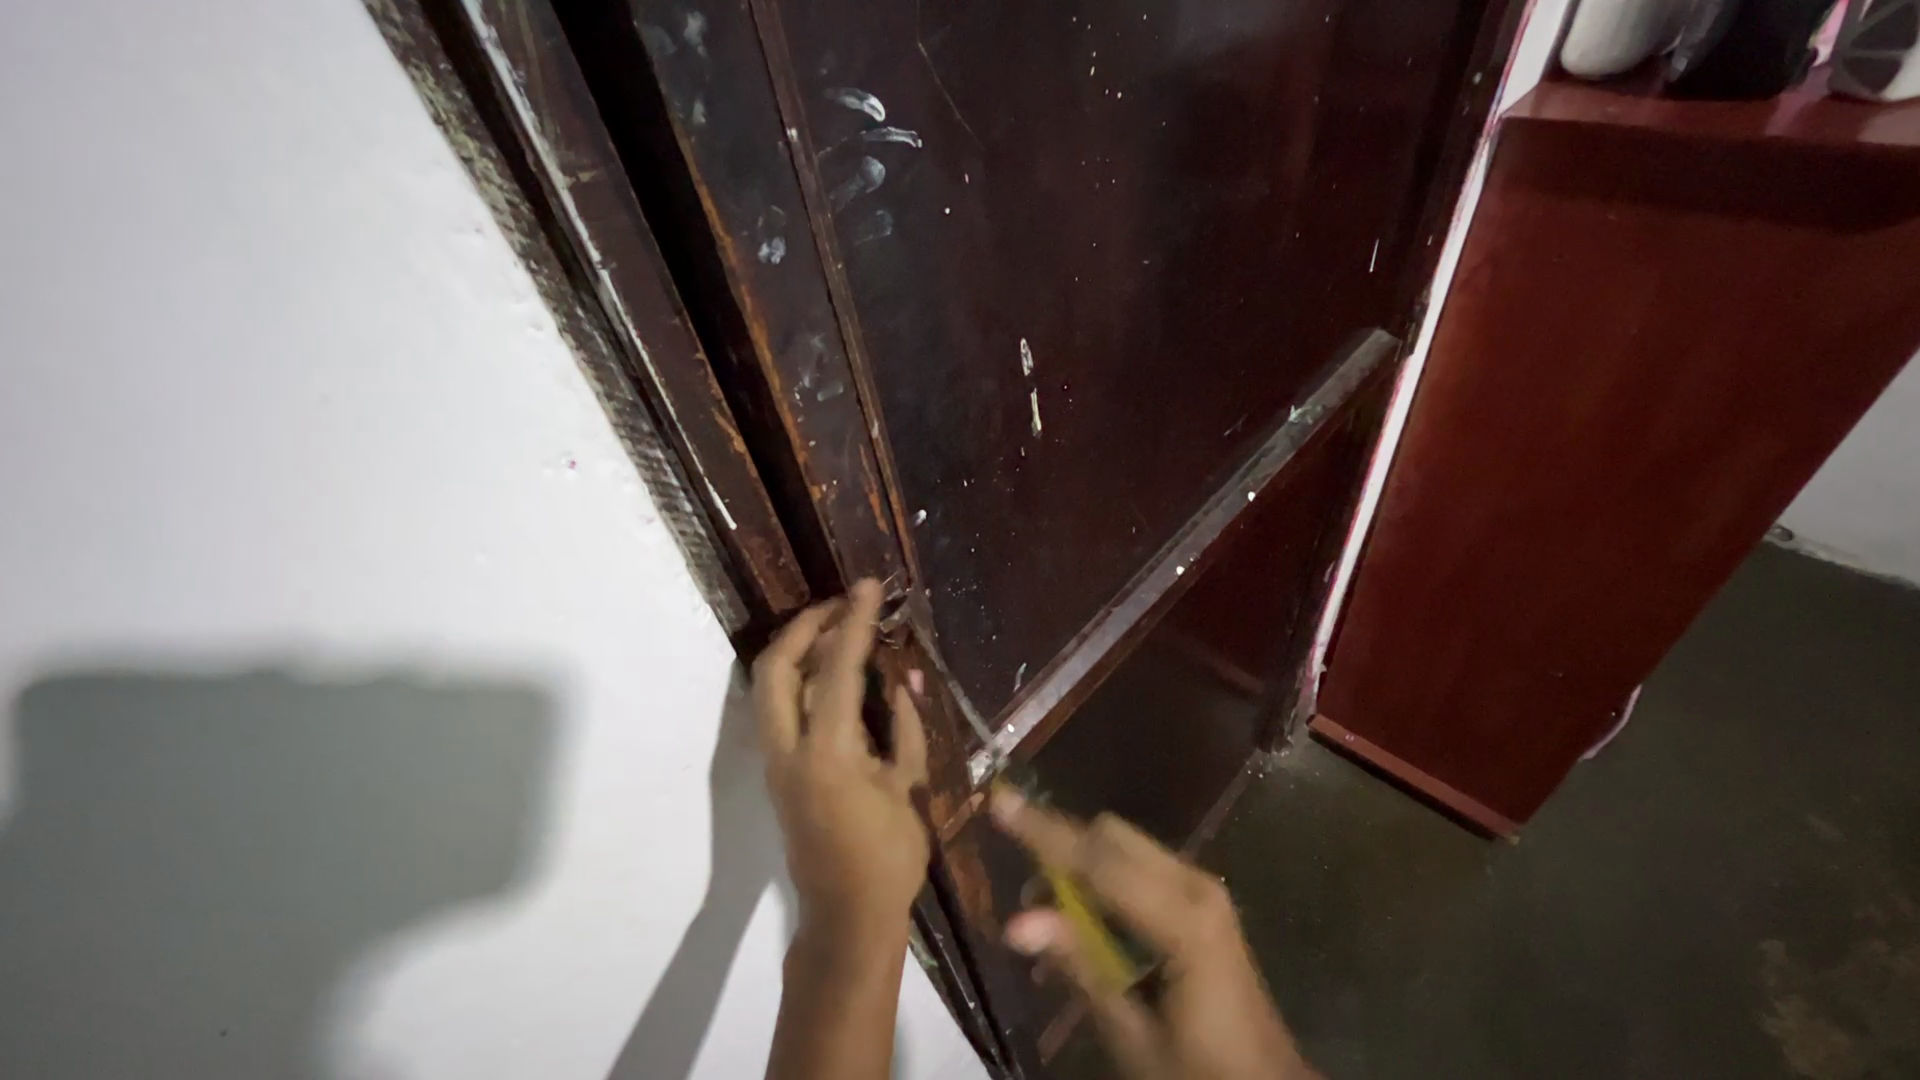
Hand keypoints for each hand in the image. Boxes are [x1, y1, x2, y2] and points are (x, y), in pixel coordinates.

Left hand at [754, 580, 929, 942]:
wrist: (845, 919)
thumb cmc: (889, 859)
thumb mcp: (909, 787)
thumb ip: (906, 727)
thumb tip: (904, 678)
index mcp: (828, 752)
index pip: (836, 669)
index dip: (854, 622)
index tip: (868, 587)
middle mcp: (788, 749)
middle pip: (775, 666)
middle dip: (805, 625)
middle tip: (842, 606)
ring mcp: (774, 762)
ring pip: (767, 686)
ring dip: (797, 649)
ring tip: (838, 631)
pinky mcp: (775, 772)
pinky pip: (776, 708)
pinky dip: (797, 678)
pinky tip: (830, 673)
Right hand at [990, 789, 1317, 1079]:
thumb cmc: (1201, 1072)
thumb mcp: (1135, 1037)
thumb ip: (1079, 969)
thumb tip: (1016, 924)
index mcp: (1182, 919)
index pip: (1096, 862)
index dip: (1043, 833)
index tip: (1000, 801)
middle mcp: (1194, 885)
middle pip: (1110, 837)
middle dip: (1060, 846)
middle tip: (1022, 888)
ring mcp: (1202, 888)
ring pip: (1123, 846)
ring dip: (1079, 864)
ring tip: (1046, 912)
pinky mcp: (1202, 899)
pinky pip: (1140, 867)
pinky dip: (1103, 879)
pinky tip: (1084, 919)